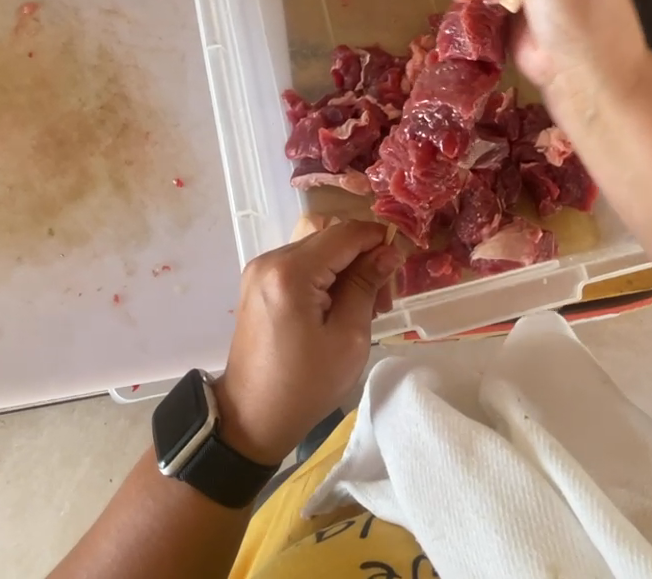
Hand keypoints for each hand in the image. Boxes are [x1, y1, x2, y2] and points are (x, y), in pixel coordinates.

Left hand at [214, 221, 398, 465]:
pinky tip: (340, 302)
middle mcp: (271, 260)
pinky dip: (325, 272)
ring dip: (345, 264)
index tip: (400, 261)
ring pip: (316, 246)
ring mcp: (261, 269)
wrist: (251, 417)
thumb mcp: (349, 338)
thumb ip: (367, 285)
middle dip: (362, 255)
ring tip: (364, 302)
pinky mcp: (259, 281)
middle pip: (329, 234)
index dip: (377, 239)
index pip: (344, 233)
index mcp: (291, 272)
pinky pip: (301, 261)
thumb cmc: (305, 385)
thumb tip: (388, 251)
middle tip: (383, 295)